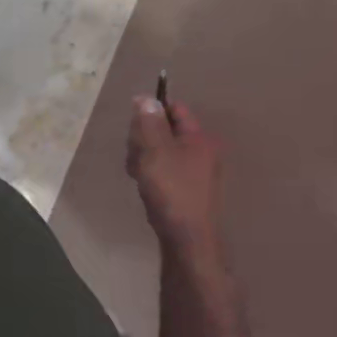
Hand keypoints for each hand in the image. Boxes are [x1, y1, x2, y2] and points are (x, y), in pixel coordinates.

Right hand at [125, 95, 223, 252]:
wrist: (187, 238)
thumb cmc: (171, 189)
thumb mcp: (155, 150)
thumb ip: (149, 122)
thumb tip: (145, 98)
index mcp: (199, 138)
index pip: (175, 109)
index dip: (152, 112)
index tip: (135, 127)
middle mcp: (201, 151)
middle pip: (164, 129)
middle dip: (143, 138)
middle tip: (136, 154)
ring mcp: (194, 171)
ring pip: (159, 150)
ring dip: (142, 157)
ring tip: (137, 173)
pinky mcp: (185, 188)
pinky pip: (162, 168)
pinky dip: (149, 172)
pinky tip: (142, 184)